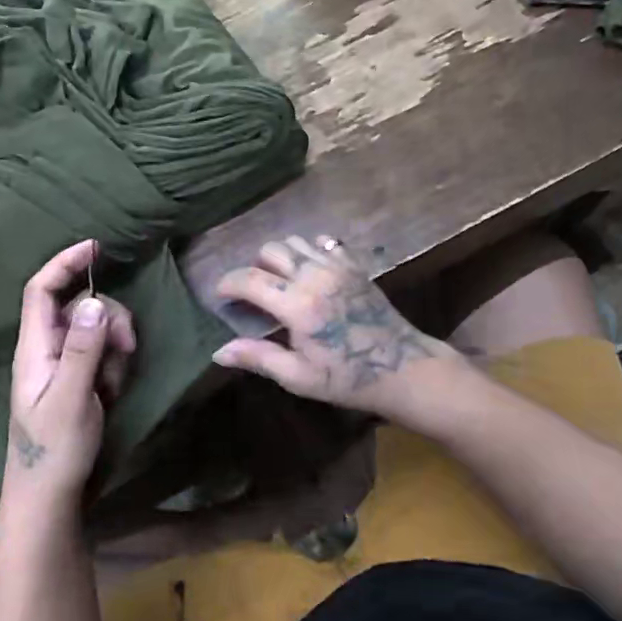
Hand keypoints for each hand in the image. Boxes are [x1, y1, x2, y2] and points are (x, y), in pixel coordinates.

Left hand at [9, 240, 136, 503]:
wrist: (50, 496)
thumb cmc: (54, 450)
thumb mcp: (72, 399)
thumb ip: (84, 349)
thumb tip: (94, 301)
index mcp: (34, 347)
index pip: (41, 290)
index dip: (64, 263)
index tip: (95, 247)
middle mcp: (47, 348)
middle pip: (80, 307)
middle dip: (109, 319)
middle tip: (127, 348)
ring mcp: (64, 363)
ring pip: (97, 329)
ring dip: (114, 347)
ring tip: (113, 384)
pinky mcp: (80, 378)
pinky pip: (103, 353)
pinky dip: (114, 365)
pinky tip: (111, 392)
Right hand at [212, 235, 464, 421]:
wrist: (404, 369)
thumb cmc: (348, 379)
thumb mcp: (298, 377)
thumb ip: (257, 357)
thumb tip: (217, 352)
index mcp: (298, 305)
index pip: (250, 279)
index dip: (228, 283)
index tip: (220, 295)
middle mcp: (315, 276)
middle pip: (270, 250)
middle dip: (255, 267)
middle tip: (255, 293)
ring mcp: (337, 266)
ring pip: (295, 241)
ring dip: (280, 257)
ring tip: (281, 282)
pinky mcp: (354, 265)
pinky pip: (323, 242)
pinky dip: (308, 251)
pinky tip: (310, 272)